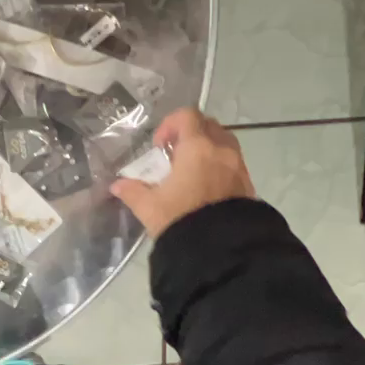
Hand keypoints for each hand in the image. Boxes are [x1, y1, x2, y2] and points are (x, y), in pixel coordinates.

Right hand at [109, 108, 256, 236]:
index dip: (170, 125)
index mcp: (197, 148)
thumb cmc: (181, 220)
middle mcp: (221, 150)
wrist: (220, 248)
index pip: (186, 116)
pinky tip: (205, 189)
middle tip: (174, 157)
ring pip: (223, 143)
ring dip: (206, 149)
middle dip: (190, 135)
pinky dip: (218, 166)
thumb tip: (117, 185)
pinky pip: (232, 163)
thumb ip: (132, 192)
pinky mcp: (247, 183)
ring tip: (190, 173)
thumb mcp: (149, 208)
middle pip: (207, 126)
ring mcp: (238, 166)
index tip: (159, 147)